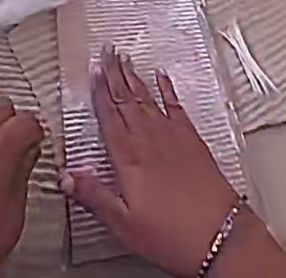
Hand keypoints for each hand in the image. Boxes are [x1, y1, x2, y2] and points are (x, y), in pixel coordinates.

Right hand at [64, 49, 285, 277]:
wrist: (218, 234)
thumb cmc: (172, 233)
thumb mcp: (124, 223)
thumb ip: (94, 196)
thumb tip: (67, 176)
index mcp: (128, 156)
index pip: (109, 115)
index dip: (99, 91)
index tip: (93, 71)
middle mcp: (148, 138)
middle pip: (125, 98)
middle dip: (113, 73)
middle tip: (106, 51)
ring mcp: (170, 134)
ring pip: (146, 96)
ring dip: (133, 76)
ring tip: (124, 58)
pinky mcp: (190, 138)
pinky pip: (175, 105)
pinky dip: (166, 88)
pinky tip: (162, 76)